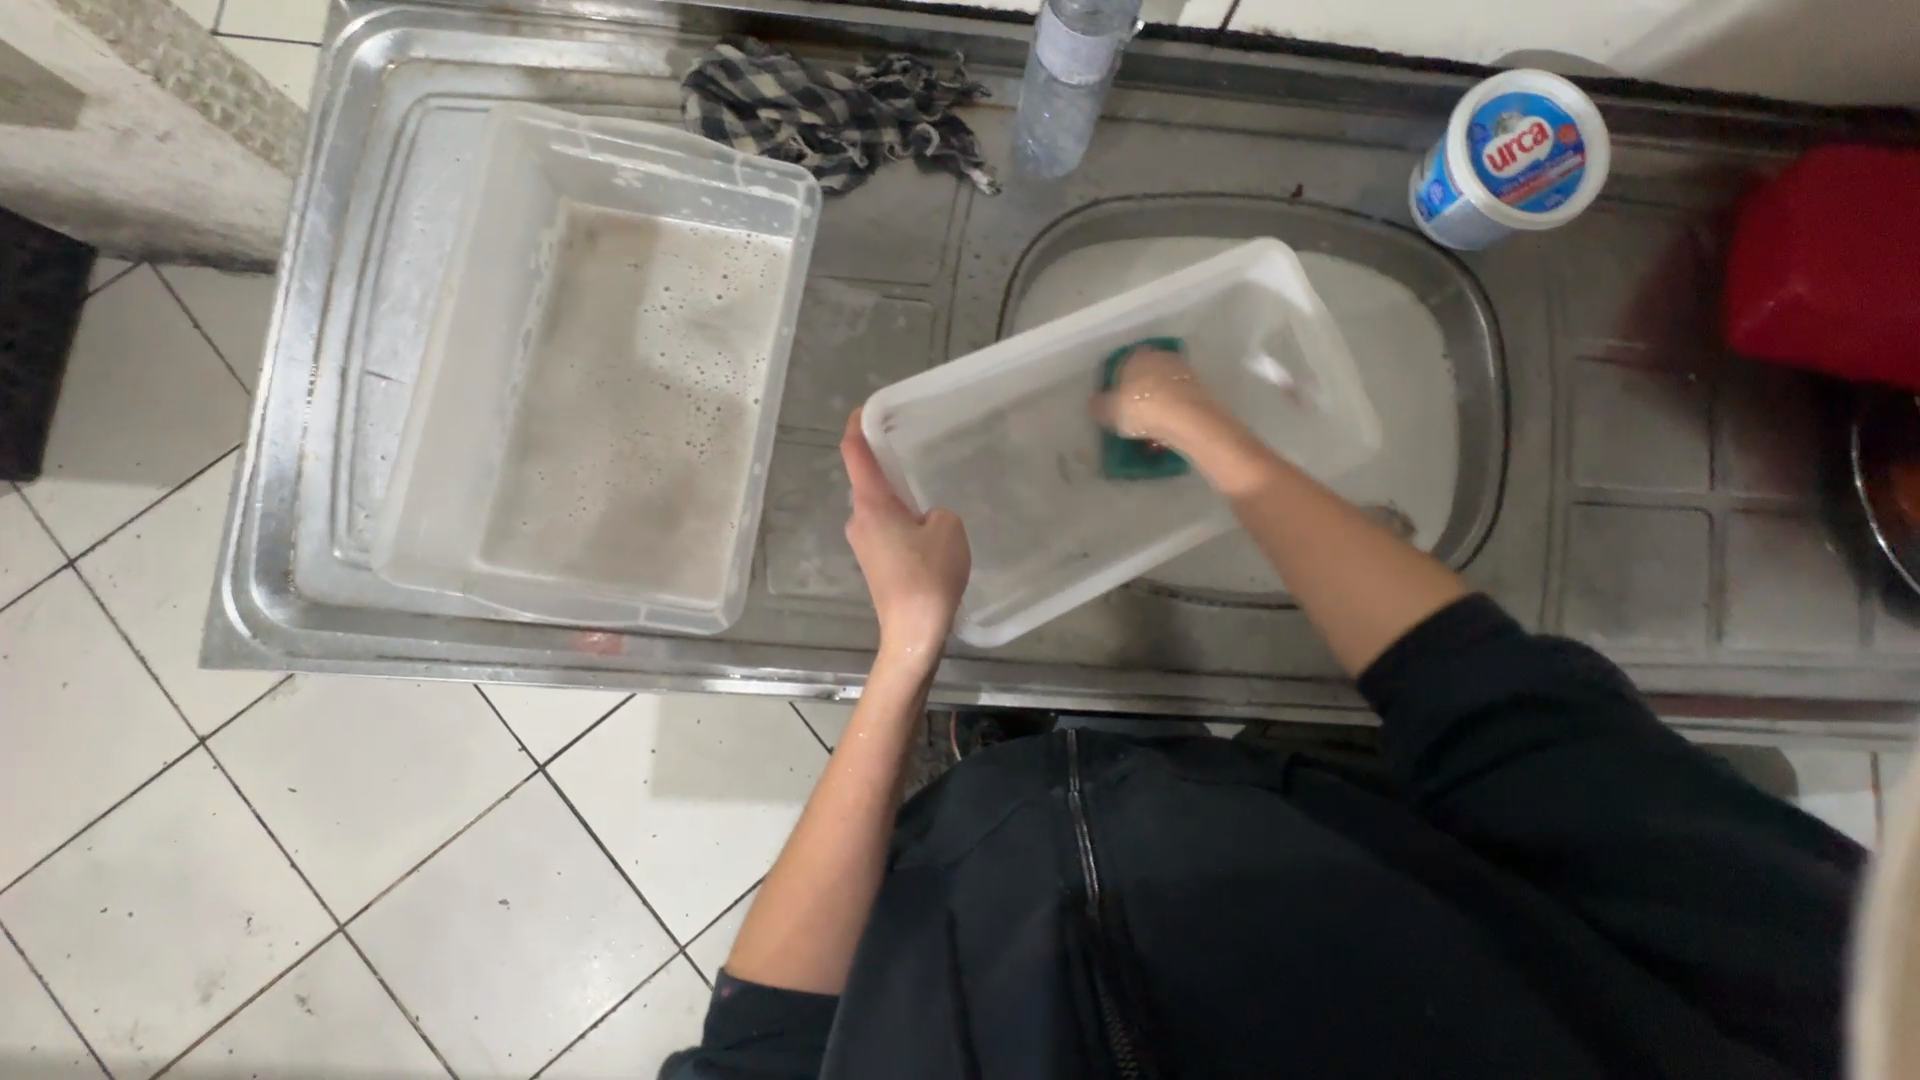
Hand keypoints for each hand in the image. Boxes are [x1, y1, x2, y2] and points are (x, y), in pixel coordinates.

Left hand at [841, 409, 970, 662]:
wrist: (913, 632)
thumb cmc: (929, 576)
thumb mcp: (949, 529)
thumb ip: (937, 511)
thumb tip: (926, 519)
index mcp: (871, 503)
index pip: (854, 453)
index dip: (858, 426)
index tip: (866, 410)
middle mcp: (858, 519)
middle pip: (868, 480)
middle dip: (889, 466)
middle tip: (915, 452)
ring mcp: (862, 544)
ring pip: (879, 507)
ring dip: (899, 499)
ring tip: (931, 499)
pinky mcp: (873, 563)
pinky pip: (886, 529)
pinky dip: (902, 522)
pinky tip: (928, 534)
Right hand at [1091, 347, 1238, 455]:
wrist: (1186, 419)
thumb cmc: (1141, 408)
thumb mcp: (1109, 411)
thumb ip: (1099, 405)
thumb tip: (1095, 403)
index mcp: (1136, 356)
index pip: (1121, 365)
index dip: (1116, 384)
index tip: (1114, 402)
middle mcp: (1160, 357)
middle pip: (1144, 375)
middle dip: (1138, 391)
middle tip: (1132, 414)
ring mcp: (1182, 371)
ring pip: (1162, 387)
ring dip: (1156, 401)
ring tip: (1149, 425)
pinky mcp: (1199, 389)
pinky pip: (1177, 400)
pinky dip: (1171, 410)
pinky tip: (1166, 427)